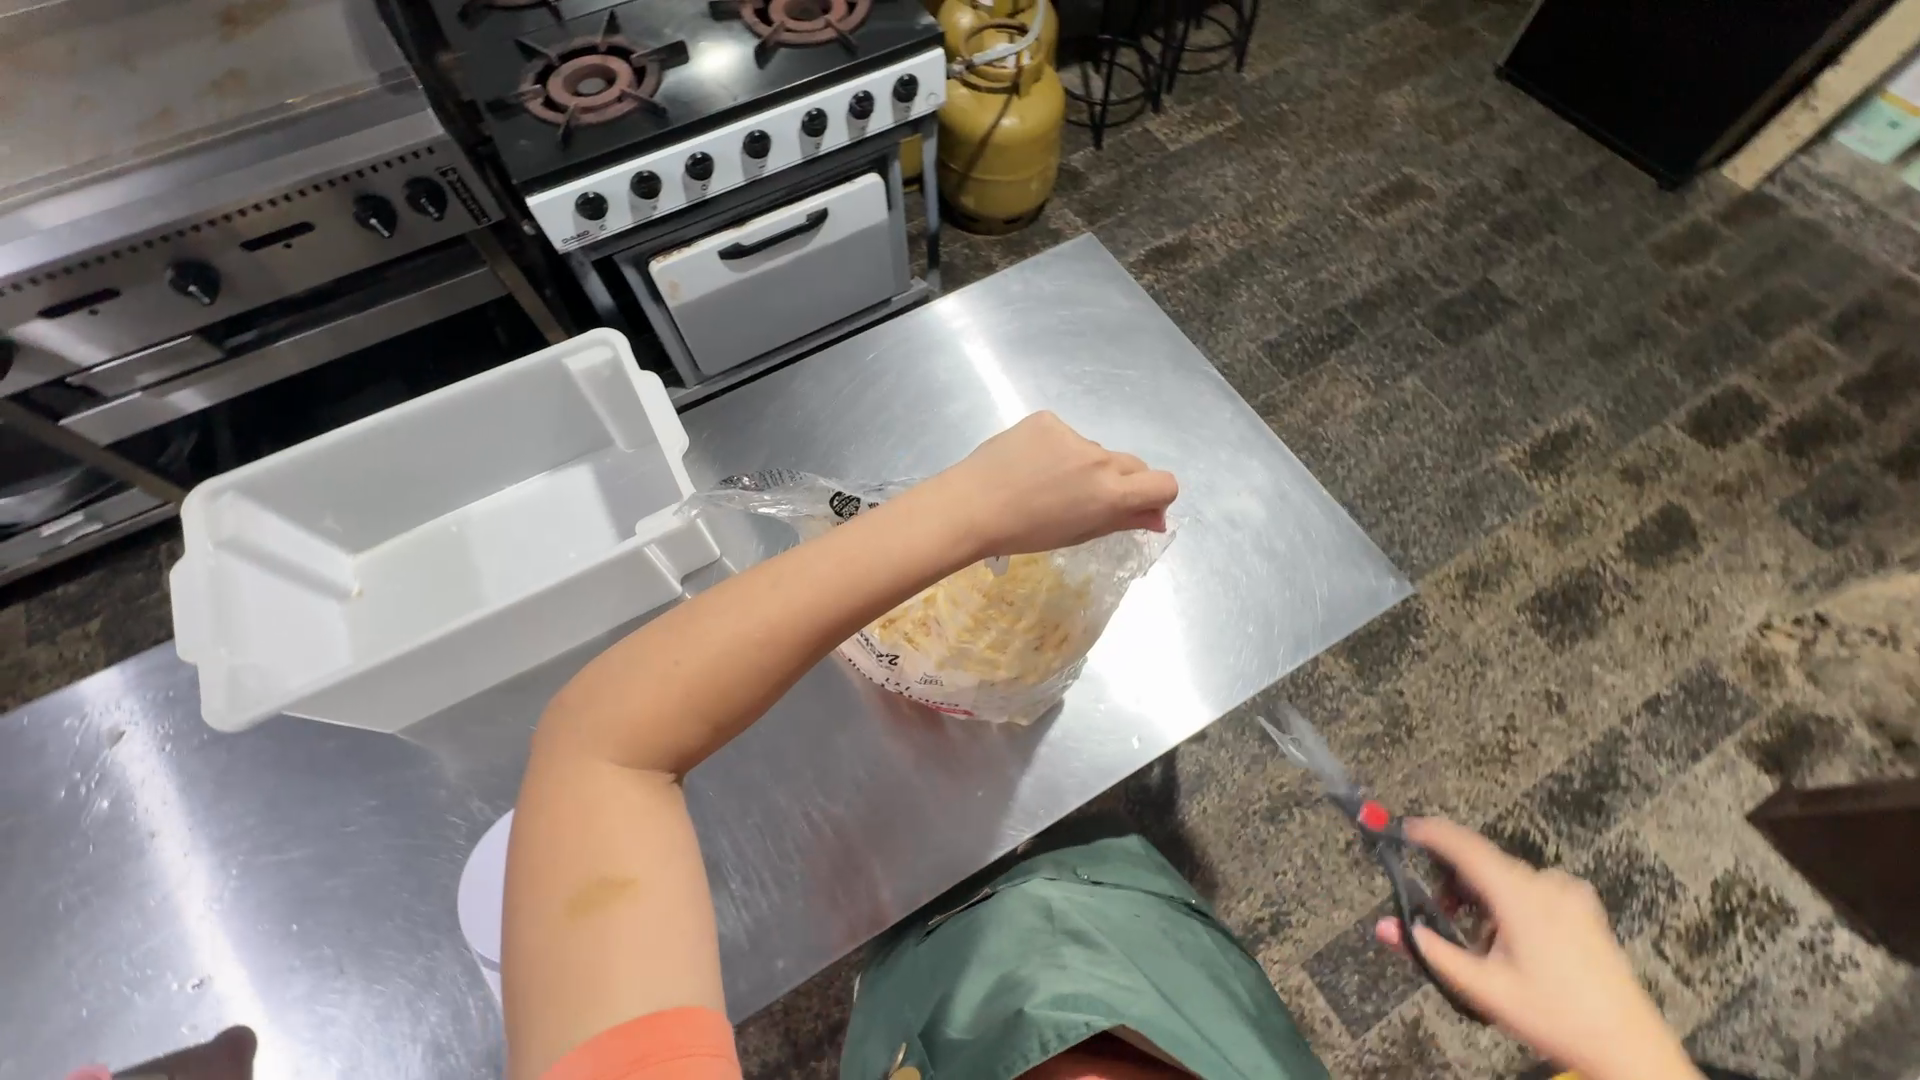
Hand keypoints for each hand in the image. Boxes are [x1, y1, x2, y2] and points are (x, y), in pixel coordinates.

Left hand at [919, 411, 1178, 558]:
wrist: (970, 506)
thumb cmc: (1024, 533)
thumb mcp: (1078, 534)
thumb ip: (1123, 521)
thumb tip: (1157, 518)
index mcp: (1111, 493)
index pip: (1165, 484)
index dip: (1157, 497)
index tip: (1138, 507)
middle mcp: (1099, 459)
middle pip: (1132, 465)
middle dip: (1121, 483)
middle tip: (1084, 501)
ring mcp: (1072, 435)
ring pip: (1093, 452)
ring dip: (1083, 466)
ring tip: (1044, 484)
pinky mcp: (1046, 420)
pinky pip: (1064, 436)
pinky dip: (1056, 449)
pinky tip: (1028, 465)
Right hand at [1374, 819, 1700, 1079]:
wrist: (1630, 1051)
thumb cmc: (1557, 1018)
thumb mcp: (1483, 988)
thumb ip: (1429, 952)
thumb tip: (1385, 927)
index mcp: (1519, 898)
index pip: (1465, 846)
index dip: (1431, 832)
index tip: (1406, 829)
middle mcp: (1546, 888)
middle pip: (1484, 862)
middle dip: (1454, 880)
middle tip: (1442, 911)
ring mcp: (1571, 897)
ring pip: (1507, 878)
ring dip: (1483, 894)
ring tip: (1480, 937)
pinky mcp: (1585, 911)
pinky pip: (1533, 889)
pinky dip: (1510, 901)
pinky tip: (1513, 938)